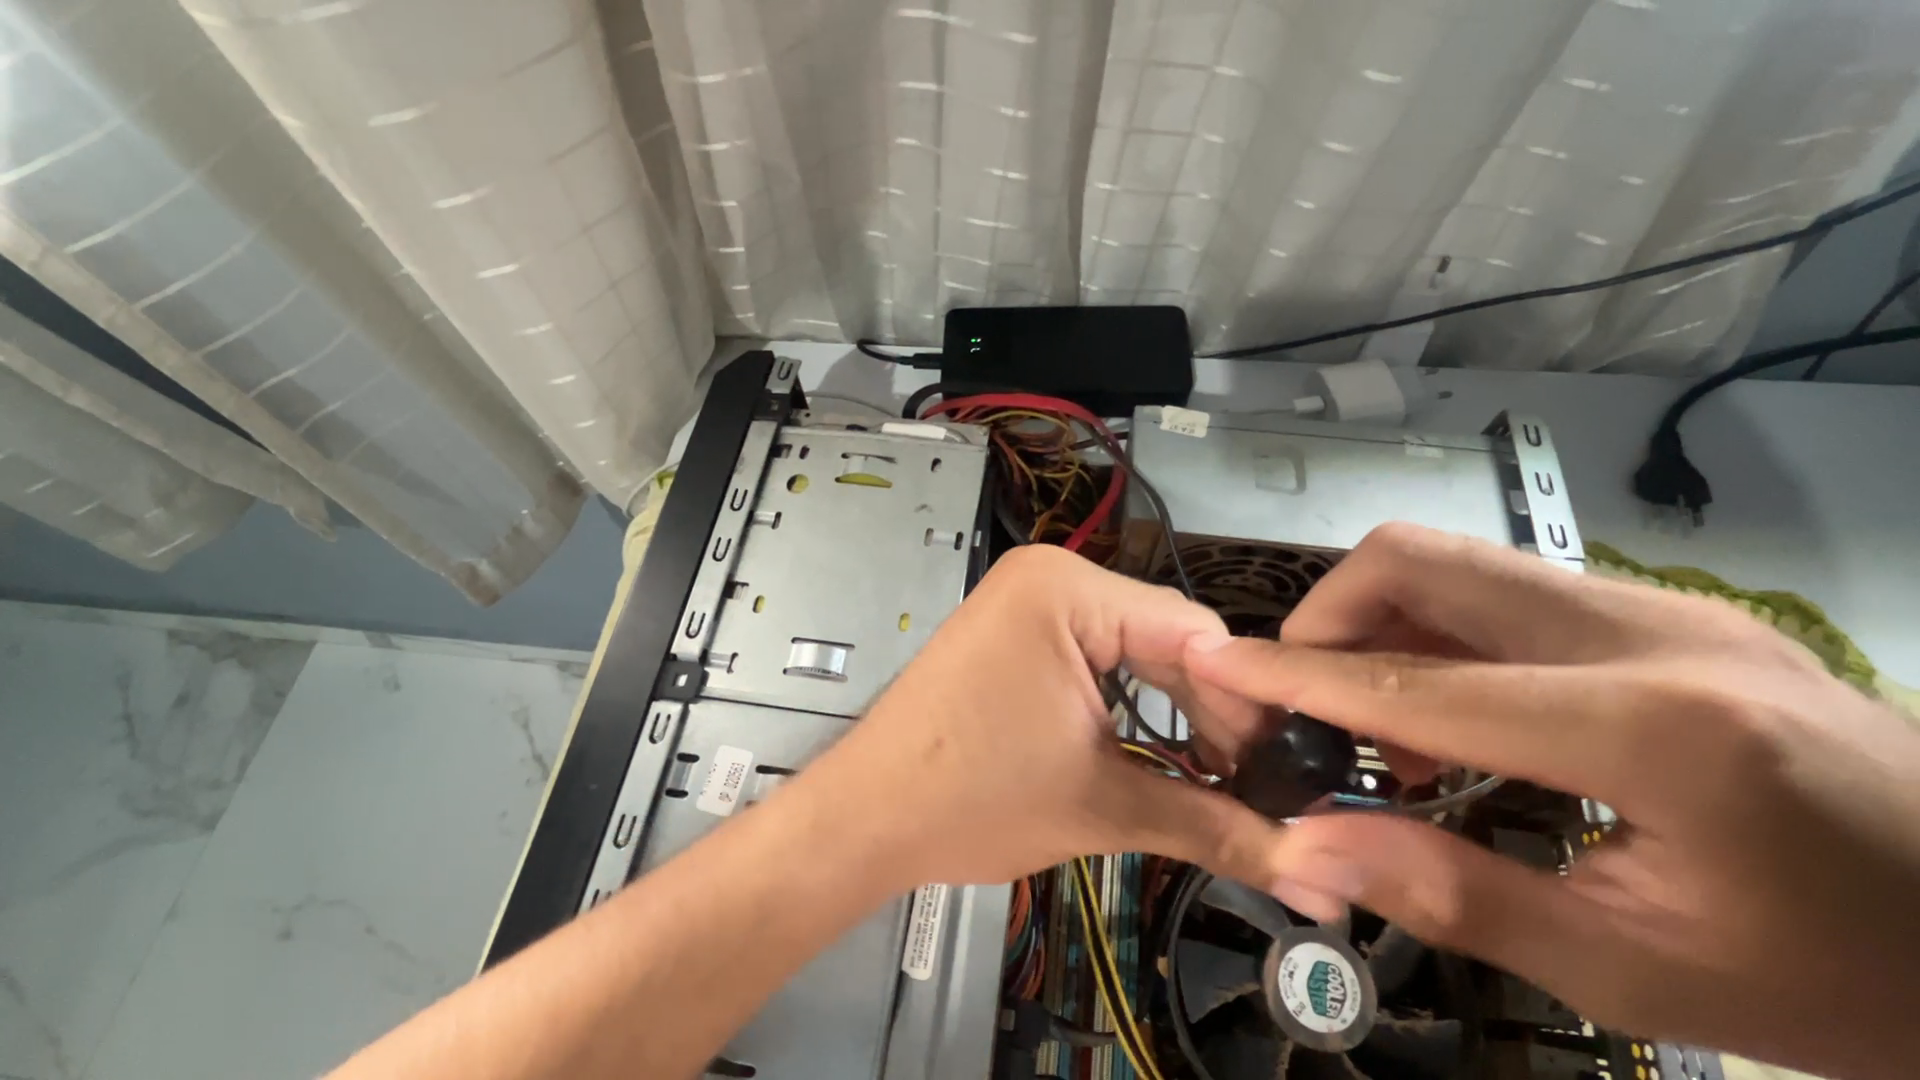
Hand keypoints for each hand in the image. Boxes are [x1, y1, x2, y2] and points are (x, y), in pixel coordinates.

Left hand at [785, 544, 1289, 892]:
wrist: (865, 820)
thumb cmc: (966, 800)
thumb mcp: (1103, 810)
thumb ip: (1216, 828)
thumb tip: (1313, 869)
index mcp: (1068, 590)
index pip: (1197, 632)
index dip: (1249, 704)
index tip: (1288, 769)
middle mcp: (1051, 577)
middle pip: (1170, 639)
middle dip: (1214, 715)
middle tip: (1261, 785)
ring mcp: (1029, 604)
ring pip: (1138, 652)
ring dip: (1178, 714)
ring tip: (1221, 780)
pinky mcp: (1018, 635)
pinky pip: (1100, 659)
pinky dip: (1135, 706)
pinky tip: (1165, 753)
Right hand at [1182, 524, 1919, 1079]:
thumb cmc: (1842, 980)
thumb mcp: (1638, 974)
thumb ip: (1456, 896)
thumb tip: (1311, 845)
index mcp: (1652, 731)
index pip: (1415, 684)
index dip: (1296, 677)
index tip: (1211, 666)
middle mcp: (1646, 630)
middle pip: (1422, 560)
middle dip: (1327, 619)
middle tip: (1303, 707)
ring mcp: (1659, 606)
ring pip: (1457, 561)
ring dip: (1378, 624)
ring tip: (1379, 729)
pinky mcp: (1663, 609)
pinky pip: (1503, 590)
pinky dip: (1435, 635)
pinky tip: (1454, 718)